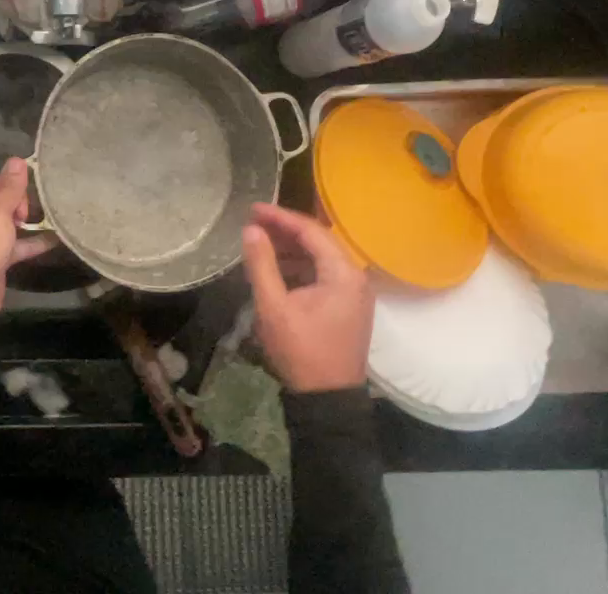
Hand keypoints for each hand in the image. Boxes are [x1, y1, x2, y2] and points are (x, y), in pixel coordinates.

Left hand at [0, 158, 55, 312]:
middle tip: (27, 219)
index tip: (28, 201)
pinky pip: (17, 245)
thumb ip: (9, 188)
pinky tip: (55, 241)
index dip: (15, 188)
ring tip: (56, 219)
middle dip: (22, 206)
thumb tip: (17, 158)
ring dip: (31, 223)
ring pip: (12, 224)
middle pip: (5, 202)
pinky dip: (33, 243)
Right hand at [241, 203, 372, 393]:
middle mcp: (356, 277)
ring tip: (260, 242)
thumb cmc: (301, 351)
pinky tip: (276, 268)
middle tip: (253, 222)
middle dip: (285, 230)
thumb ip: (262, 264)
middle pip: (319, 240)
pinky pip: (323, 273)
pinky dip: (300, 266)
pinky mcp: (348, 305)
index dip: (280, 216)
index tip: (252, 208)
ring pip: (321, 257)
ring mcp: (355, 292)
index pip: (311, 231)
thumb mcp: (273, 307)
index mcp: (343, 273)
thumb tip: (251, 229)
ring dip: (291, 248)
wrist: (327, 399)